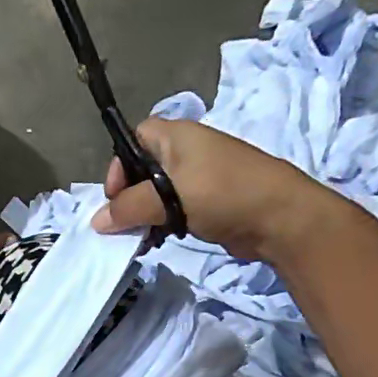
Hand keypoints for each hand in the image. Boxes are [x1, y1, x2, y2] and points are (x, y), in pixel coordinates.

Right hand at [92, 118, 344, 261]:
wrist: (280, 218)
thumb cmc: (222, 194)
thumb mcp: (168, 198)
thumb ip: (128, 208)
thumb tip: (98, 221)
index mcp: (177, 136)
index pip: (134, 137)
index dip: (119, 164)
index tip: (116, 195)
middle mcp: (186, 151)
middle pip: (142, 168)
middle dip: (129, 196)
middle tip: (125, 221)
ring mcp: (199, 177)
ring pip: (156, 193)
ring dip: (144, 214)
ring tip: (141, 236)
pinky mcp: (208, 202)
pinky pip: (173, 210)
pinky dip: (162, 224)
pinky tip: (158, 240)